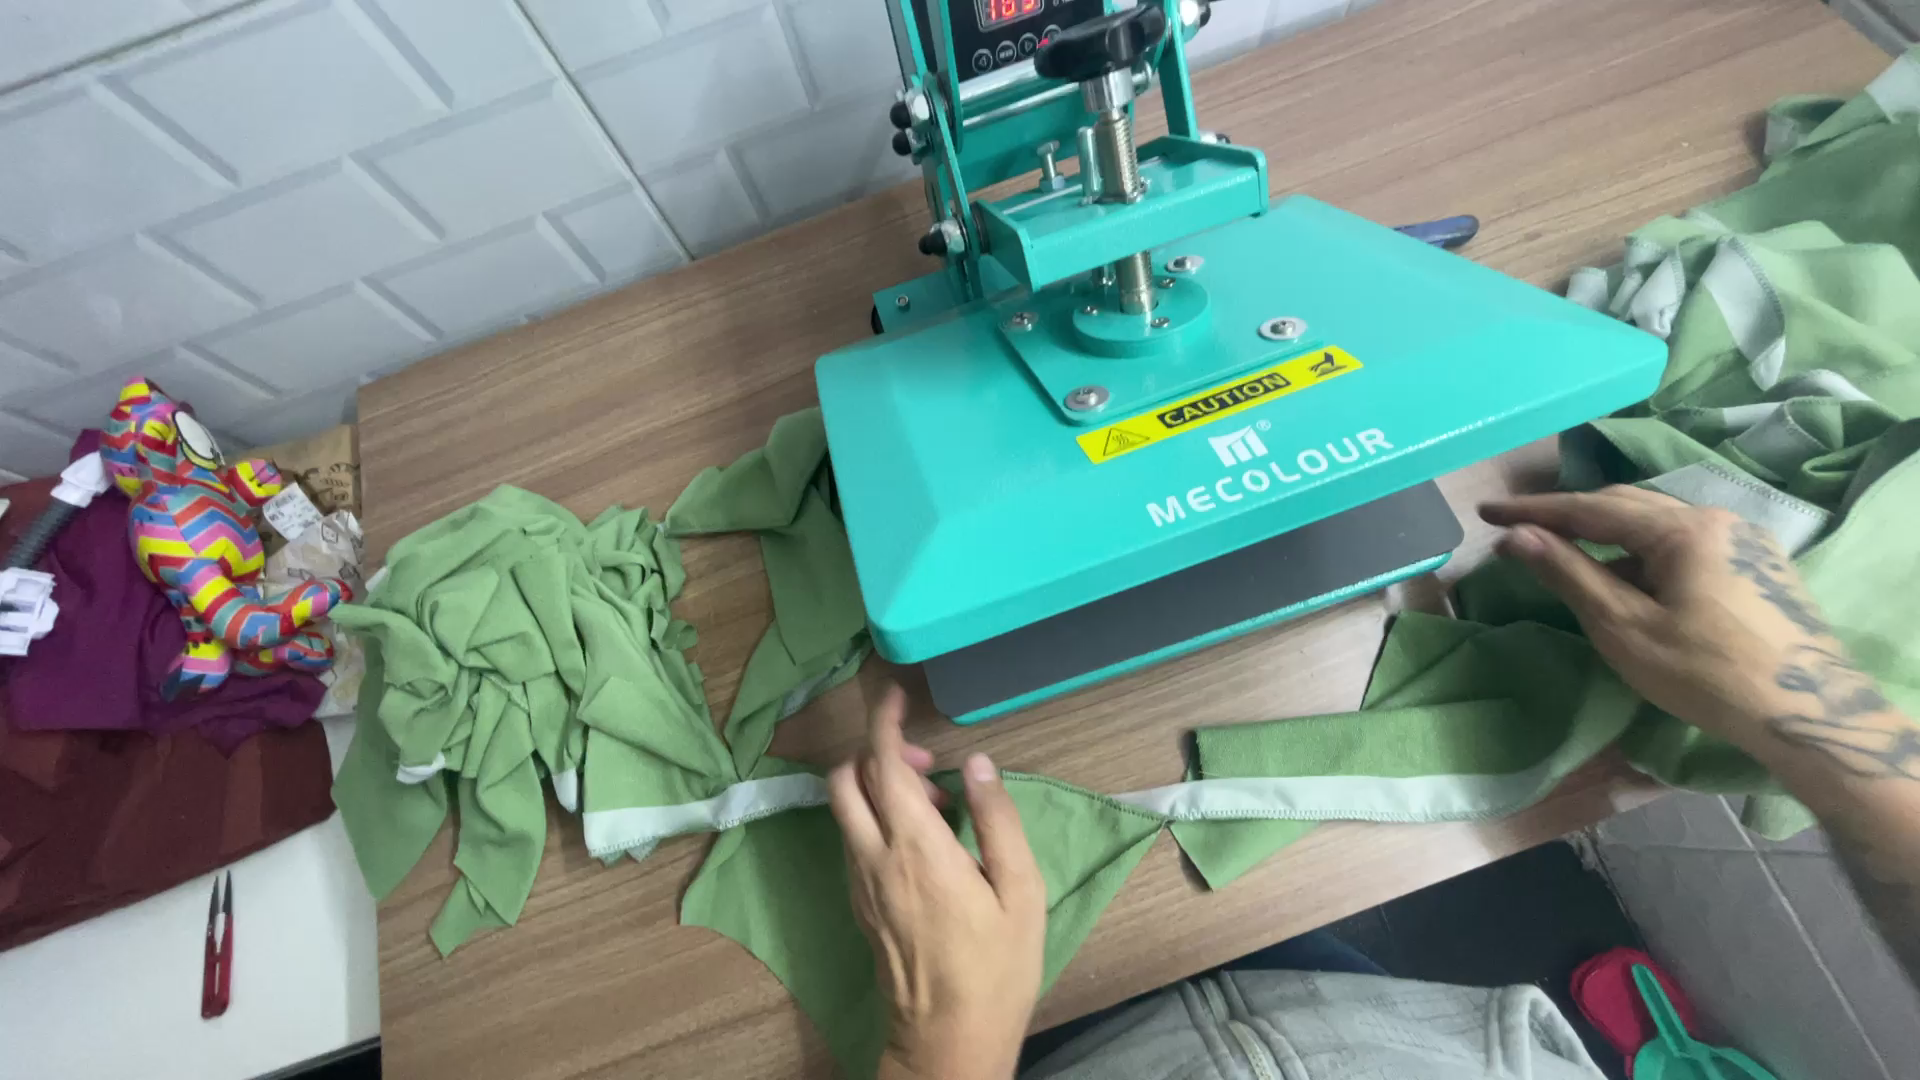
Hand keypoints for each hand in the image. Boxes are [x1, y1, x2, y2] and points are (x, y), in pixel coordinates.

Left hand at [828, 687, 1045, 1079]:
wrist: (947, 1042)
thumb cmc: (995, 966)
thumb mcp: (1020, 890)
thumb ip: (996, 817)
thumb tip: (976, 762)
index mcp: (916, 847)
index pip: (883, 764)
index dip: (884, 721)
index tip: (894, 695)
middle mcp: (875, 856)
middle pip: (846, 778)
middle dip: (878, 750)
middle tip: (927, 762)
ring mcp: (860, 881)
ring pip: (845, 807)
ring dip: (878, 784)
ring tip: (937, 807)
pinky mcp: (859, 901)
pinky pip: (854, 836)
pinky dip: (877, 814)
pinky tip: (923, 841)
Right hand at [1479, 486, 1846, 747]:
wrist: (1812, 718)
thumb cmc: (1703, 672)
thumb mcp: (1621, 624)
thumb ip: (1566, 572)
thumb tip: (1514, 535)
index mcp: (1684, 530)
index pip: (1590, 508)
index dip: (1532, 509)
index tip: (1486, 512)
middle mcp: (1717, 521)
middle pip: (1623, 505)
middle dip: (1565, 515)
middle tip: (1516, 528)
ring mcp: (1742, 542)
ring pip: (1651, 523)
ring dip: (1599, 533)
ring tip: (1559, 551)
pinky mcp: (1753, 565)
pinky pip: (1677, 542)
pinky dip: (1633, 549)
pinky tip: (1617, 575)